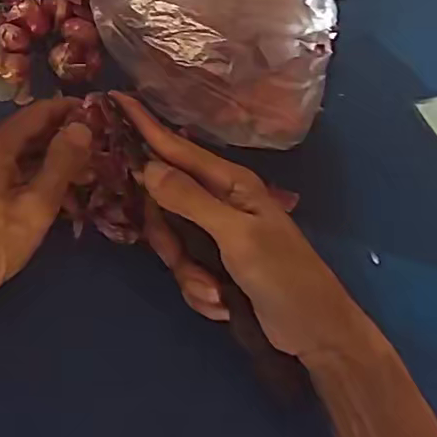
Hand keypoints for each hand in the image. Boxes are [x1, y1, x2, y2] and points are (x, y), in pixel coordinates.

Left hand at [0, 99, 92, 311]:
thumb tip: (83, 126)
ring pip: (29, 148)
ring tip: (93, 167)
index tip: (101, 113)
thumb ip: (61, 162)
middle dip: (67, 133)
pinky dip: (44, 171)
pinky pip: (22, 165)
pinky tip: (69, 188)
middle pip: (33, 128)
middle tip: (102, 142)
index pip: (38, 112)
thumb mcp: (38, 203)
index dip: (69, 109)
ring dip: (58, 155)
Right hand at [114, 93, 374, 358]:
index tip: (114, 97)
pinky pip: (182, 268)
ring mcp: (214, 232)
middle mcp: (217, 200)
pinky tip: (222, 305)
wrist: (322, 340)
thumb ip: (189, 199)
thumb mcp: (237, 237)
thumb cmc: (287, 279)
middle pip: (161, 202)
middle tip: (181, 259)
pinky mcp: (213, 263)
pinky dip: (197, 290)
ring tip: (216, 293)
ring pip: (169, 239)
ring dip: (187, 272)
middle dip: (167, 237)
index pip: (174, 145)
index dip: (143, 122)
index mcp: (228, 182)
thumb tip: (146, 166)